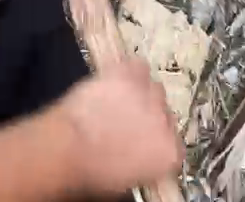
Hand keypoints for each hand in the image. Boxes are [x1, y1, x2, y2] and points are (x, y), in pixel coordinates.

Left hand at [45, 59, 182, 196]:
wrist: (70, 146)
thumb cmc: (95, 171)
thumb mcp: (129, 178)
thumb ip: (146, 161)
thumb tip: (141, 154)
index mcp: (169, 154)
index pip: (173, 142)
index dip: (157, 138)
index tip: (145, 137)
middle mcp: (165, 122)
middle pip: (164, 112)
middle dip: (149, 115)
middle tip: (128, 119)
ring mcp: (147, 95)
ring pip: (154, 87)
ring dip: (141, 92)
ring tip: (121, 97)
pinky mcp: (128, 74)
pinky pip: (138, 65)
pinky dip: (130, 70)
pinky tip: (118, 77)